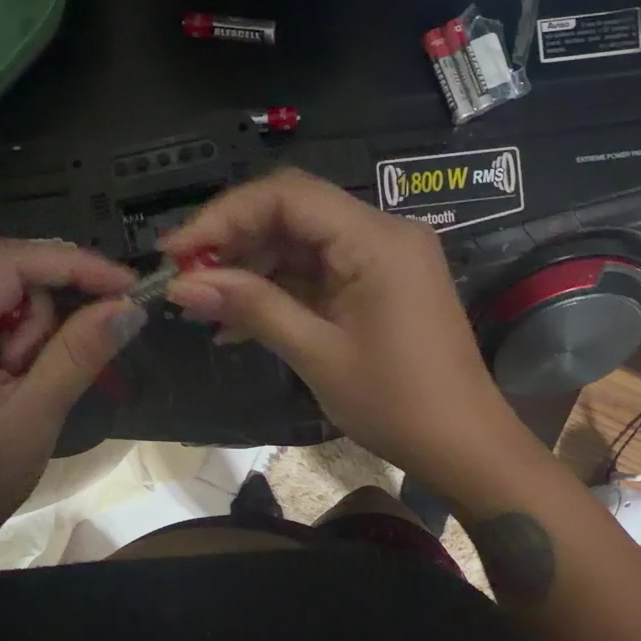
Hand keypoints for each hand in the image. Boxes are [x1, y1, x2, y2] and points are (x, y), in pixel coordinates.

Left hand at [0, 239, 139, 577]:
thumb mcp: (36, 415)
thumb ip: (79, 353)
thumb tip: (131, 307)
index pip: (4, 262)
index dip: (71, 264)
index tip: (126, 285)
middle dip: (52, 291)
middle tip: (90, 332)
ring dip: (30, 316)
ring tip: (32, 372)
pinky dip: (13, 324)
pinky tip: (21, 364)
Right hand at [158, 169, 524, 487]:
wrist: (464, 444)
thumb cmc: (396, 403)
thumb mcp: (317, 354)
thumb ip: (253, 308)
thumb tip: (182, 284)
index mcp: (375, 239)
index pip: (286, 196)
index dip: (224, 216)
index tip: (176, 252)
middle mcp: (384, 233)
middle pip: (294, 215)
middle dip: (235, 245)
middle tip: (185, 282)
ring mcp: (387, 260)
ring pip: (305, 246)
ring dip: (255, 273)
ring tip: (206, 310)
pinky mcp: (385, 287)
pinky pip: (325, 274)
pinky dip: (285, 293)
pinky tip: (242, 323)